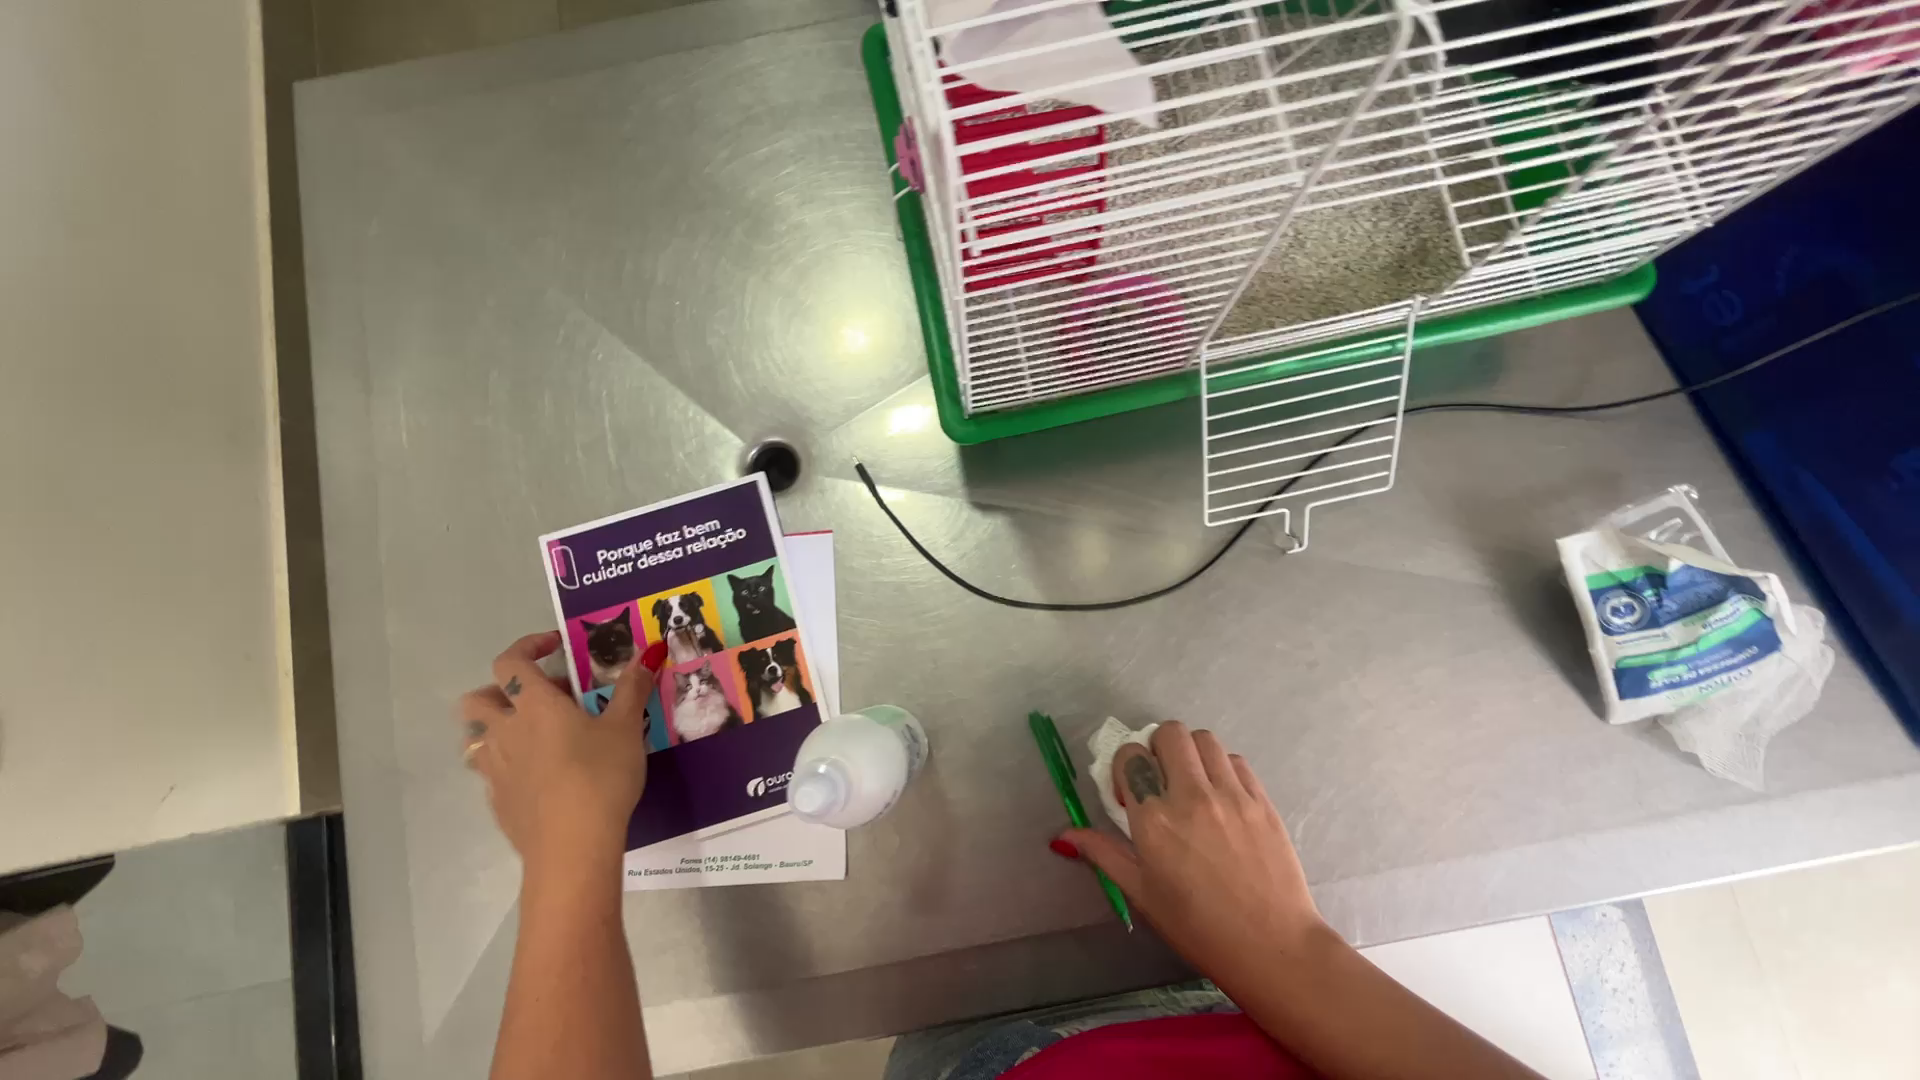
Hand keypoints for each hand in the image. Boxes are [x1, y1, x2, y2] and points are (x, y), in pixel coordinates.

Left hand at [460, 632, 661, 875]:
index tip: (554, 646)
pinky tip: (543, 775)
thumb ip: (633, 687)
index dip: (527, 646)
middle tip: (542, 697)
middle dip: (501, 690)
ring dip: (500, 728)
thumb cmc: (601, 774)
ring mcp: (495, 769)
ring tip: (538, 736)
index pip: (510, 661)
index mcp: (534, 704)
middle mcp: (504, 730)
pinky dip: (510, 763)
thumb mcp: (626, 726)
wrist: (572, 845)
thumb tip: (650, 649)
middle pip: (478, 698)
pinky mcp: (497, 802)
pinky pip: (492, 771)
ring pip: (477, 737)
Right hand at [1060, 722, 1323, 988]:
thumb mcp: (1142, 893)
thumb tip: (1062, 836)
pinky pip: (1236, 760)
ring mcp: (1230, 794)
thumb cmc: (1198, 927)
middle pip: (1169, 733)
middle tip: (1161, 778)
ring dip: (1191, 752)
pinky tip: (1222, 796)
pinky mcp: (1261, 800)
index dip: (1125, 768)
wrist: (1272, 947)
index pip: (1130, 756)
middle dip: (1157, 747)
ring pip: (1204, 739)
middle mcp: (1190, 796)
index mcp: (1153, 820)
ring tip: (1192, 783)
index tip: (1130, 794)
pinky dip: (1222, 768)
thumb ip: (1103, 853)